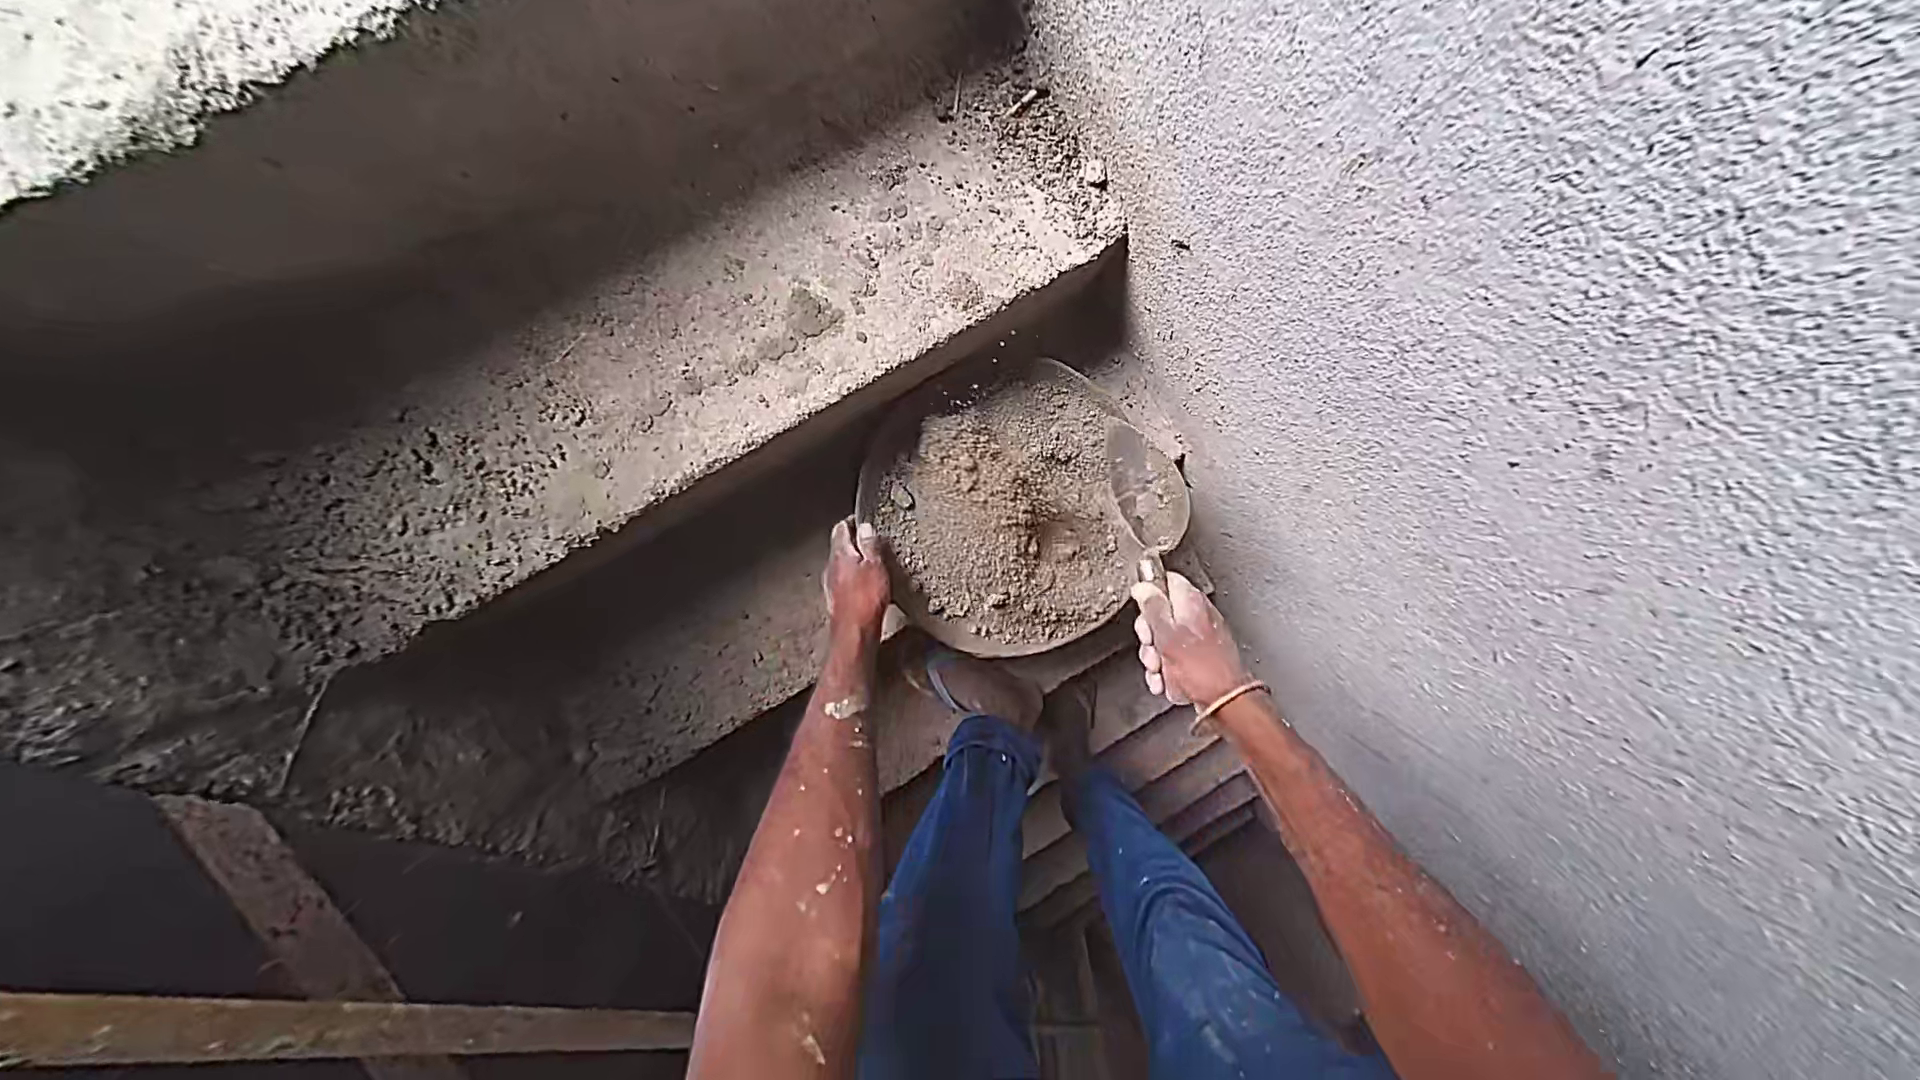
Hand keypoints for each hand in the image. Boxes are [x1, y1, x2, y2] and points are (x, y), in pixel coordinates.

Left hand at [824, 518, 889, 633]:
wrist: (854, 633)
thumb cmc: (865, 599)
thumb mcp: (875, 566)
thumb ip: (870, 545)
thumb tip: (865, 528)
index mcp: (839, 554)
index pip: (841, 528)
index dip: (852, 522)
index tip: (863, 521)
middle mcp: (831, 567)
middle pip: (840, 547)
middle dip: (854, 543)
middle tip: (870, 541)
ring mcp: (831, 584)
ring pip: (842, 565)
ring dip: (854, 562)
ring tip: (871, 563)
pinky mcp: (836, 600)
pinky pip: (844, 582)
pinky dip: (854, 578)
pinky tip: (865, 585)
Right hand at [1131, 572, 1252, 707]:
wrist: (1223, 700)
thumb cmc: (1200, 668)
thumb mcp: (1165, 633)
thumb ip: (1152, 606)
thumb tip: (1142, 587)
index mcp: (1191, 601)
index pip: (1165, 580)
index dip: (1148, 593)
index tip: (1142, 611)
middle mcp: (1197, 614)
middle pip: (1159, 613)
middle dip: (1148, 634)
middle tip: (1151, 645)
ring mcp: (1198, 637)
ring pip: (1162, 639)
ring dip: (1154, 656)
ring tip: (1160, 669)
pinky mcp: (1198, 656)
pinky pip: (1172, 658)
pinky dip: (1166, 670)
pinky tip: (1166, 680)